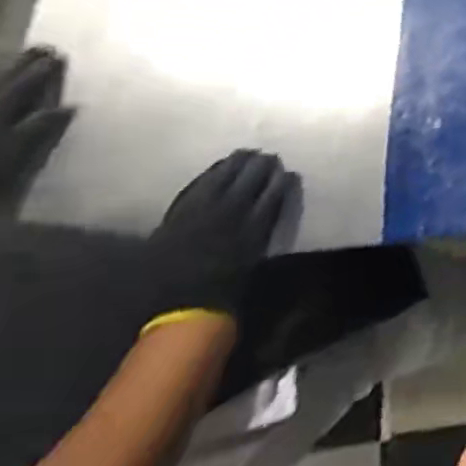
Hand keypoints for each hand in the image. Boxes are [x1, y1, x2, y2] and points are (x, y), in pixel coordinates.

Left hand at [0, 47, 74, 217]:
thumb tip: (69, 107)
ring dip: (10, 69)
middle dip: (24, 62)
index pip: (24, 84)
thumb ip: (40, 126)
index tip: (59, 56)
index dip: (42, 71)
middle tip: (42, 47)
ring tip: (23, 57)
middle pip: (6, 78)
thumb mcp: (15, 150)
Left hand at [149, 149, 298, 313]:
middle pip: (246, 181)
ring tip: (244, 153)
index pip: (269, 195)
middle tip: (267, 155)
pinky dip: (209, 173)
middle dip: (258, 166)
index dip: (278, 181)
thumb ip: (261, 234)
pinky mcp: (178, 214)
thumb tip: (268, 209)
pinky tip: (216, 167)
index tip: (286, 171)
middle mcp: (228, 214)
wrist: (181, 311)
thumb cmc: (225, 292)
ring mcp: (200, 212)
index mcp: (252, 229)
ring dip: (234, 163)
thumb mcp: (253, 262)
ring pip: (220, 178)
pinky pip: (197, 185)